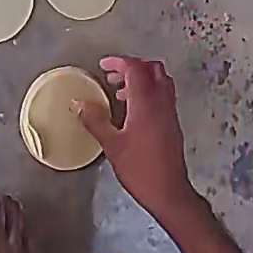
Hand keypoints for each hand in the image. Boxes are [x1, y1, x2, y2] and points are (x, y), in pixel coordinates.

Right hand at [77, 55, 196, 214]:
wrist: (168, 190)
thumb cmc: (139, 169)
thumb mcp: (112, 145)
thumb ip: (95, 120)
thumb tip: (80, 104)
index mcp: (146, 103)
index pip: (136, 68)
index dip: (119, 62)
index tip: (103, 66)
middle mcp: (162, 102)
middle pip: (152, 68)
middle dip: (132, 66)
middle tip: (112, 76)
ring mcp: (170, 111)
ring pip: (161, 80)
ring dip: (141, 78)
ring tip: (119, 92)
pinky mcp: (172, 122)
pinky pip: (163, 94)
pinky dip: (149, 91)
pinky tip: (132, 109)